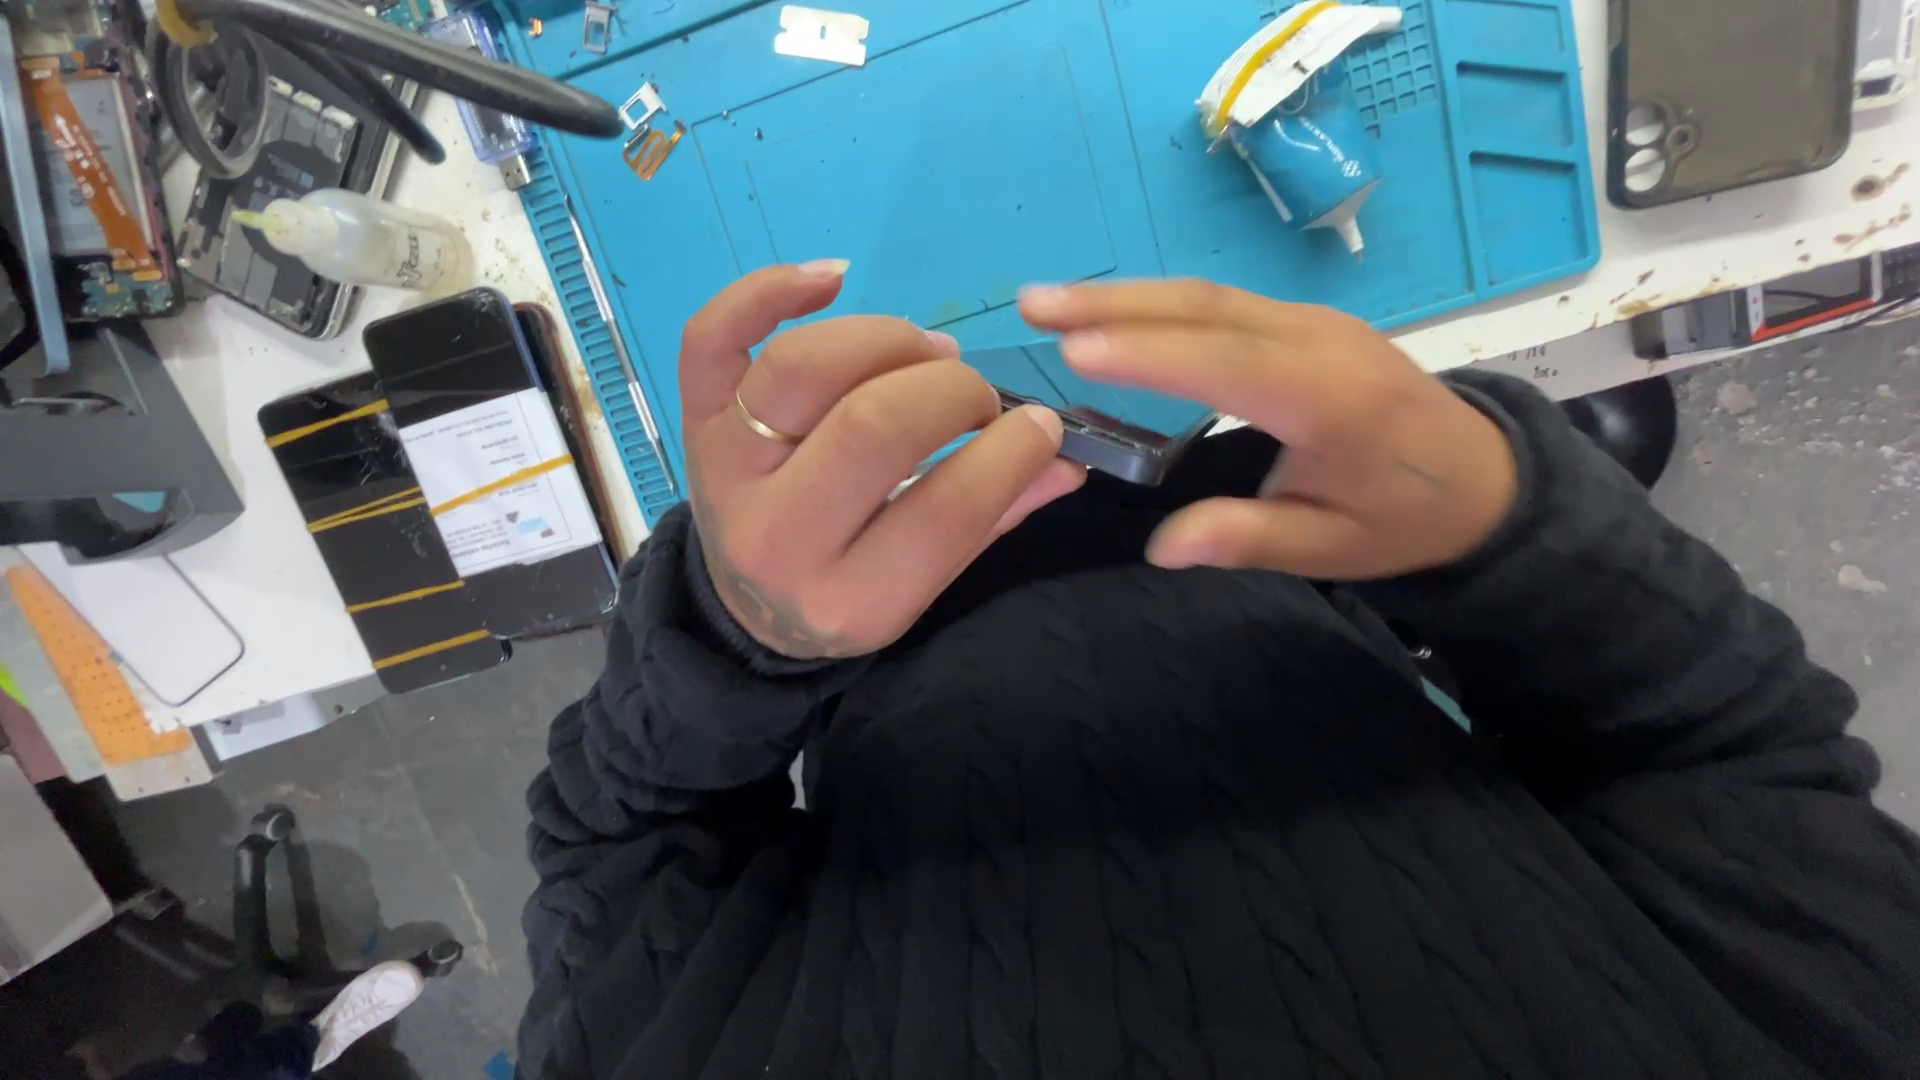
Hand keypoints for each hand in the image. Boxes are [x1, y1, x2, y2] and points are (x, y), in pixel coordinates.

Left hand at [680, 261, 1087, 658]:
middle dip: (951, 392)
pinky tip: (834, 278)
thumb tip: (1065, 458)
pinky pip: (711, 337)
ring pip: (801, 367)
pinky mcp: (695, 423)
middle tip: (974, 396)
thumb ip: (991, 520)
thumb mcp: (923, 585)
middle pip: (873, 427)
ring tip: (927, 351)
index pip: (946, 512)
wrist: (746, 607)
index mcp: (850, 597)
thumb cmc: (848, 593)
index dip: (1010, 453)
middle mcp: (779, 537)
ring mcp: (726, 472)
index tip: (1039, 423)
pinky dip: (769, 290)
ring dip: (885, 340)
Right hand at [1019, 279, 1516, 579]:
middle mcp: (1317, 340)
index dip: (1148, 354)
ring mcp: (1310, 322)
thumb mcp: (1332, 547)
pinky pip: (1220, 304)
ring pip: (1207, 296)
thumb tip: (1163, 549)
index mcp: (1329, 397)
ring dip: (1125, 296)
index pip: (1226, 363)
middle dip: (1113, 304)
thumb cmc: (1405, 518)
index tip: (1073, 349)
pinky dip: (1156, 305)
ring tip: (1052, 303)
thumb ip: (1249, 537)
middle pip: (1204, 308)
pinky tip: (1113, 314)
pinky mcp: (1301, 322)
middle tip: (1034, 304)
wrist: (1483, 476)